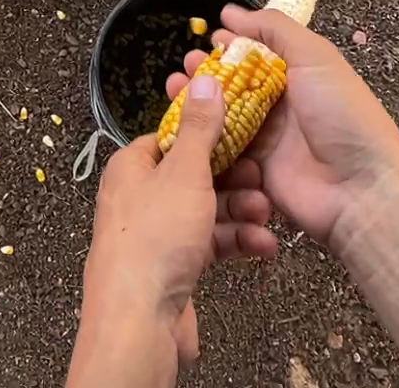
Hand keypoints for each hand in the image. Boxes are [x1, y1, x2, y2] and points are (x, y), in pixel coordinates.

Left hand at [68, 73, 277, 385]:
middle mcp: (140, 195)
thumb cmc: (154, 238)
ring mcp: (156, 233)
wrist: (138, 321)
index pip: (171, 136)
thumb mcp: (183, 173)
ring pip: (206, 210)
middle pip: (194, 174)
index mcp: (132, 165)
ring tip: (267, 215)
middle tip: (263, 179)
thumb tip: (204, 78)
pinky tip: (264, 248)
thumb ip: (199, 128)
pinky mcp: (173, 266)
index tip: (242, 130)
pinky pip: (209, 244)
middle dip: (233, 178)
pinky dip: (234, 243)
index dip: (207, 132)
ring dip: (239, 211)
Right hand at [163, 5, 398, 251]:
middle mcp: (281, 105)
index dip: (234, 42)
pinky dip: (200, 133)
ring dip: (198, 98)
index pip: (258, 53)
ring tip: (175, 84)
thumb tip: (231, 11)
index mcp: (299, 76)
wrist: (360, 191)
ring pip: (223, 112)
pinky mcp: (252, 169)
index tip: (210, 36)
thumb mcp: (315, 58)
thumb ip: (274, 30)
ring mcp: (266, 138)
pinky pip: (221, 147)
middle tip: (187, 62)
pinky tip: (178, 121)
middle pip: (236, 81)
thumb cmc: (342, 116)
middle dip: (209, 69)